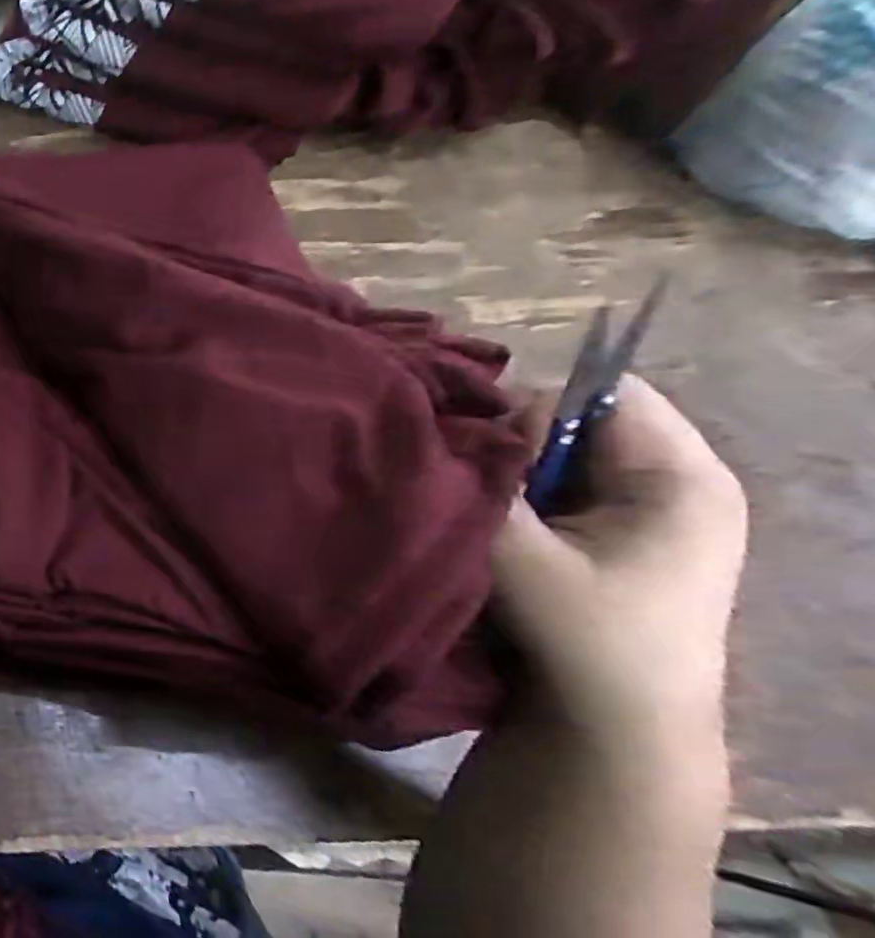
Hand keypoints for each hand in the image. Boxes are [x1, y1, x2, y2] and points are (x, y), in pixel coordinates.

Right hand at [491, 375, 747, 736]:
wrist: (613, 726)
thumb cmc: (584, 637)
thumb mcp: (519, 554)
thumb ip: (484, 482)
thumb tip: (440, 426)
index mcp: (678, 478)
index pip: (603, 391)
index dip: (533, 401)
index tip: (477, 439)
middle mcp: (669, 480)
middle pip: (577, 417)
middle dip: (512, 435)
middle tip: (464, 468)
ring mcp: (640, 506)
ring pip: (558, 451)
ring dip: (508, 465)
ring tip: (469, 492)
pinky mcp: (609, 529)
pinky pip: (554, 481)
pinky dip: (515, 488)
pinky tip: (488, 513)